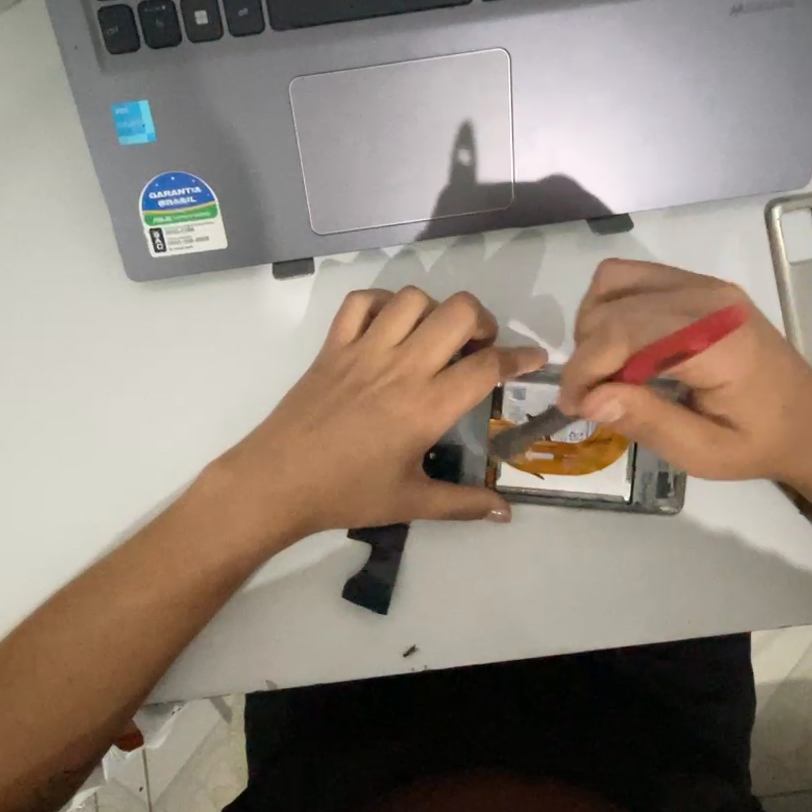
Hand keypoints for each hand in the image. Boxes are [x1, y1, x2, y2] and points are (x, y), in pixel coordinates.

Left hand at [213, 287, 546, 537]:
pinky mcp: (332, 347)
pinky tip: (388, 327)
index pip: (488, 366)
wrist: (277, 481)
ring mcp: (363, 350)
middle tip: (478, 347)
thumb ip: (463, 503)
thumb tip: (505, 513)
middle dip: (482, 321)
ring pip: (412, 298)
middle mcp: (401, 367)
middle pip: (458, 312)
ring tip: (434, 336)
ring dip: (434, 309)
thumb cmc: (346, 494)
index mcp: (427, 406)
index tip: (534, 359)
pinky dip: (382, 303)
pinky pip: (360, 302)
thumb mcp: (410, 503)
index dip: (520, 358)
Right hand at [557, 259, 811, 488]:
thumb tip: (589, 400)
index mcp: (719, 342)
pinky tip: (620, 350)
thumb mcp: (703, 452)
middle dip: (586, 356)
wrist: (807, 417)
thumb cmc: (757, 441)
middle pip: (613, 308)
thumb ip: (647, 422)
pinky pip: (629, 279)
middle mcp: (709, 299)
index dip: (586, 368)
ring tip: (606, 372)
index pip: (627, 333)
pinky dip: (608, 311)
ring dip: (593, 329)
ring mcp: (702, 284)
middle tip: (591, 401)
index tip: (574, 408)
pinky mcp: (694, 284)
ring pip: (612, 283)